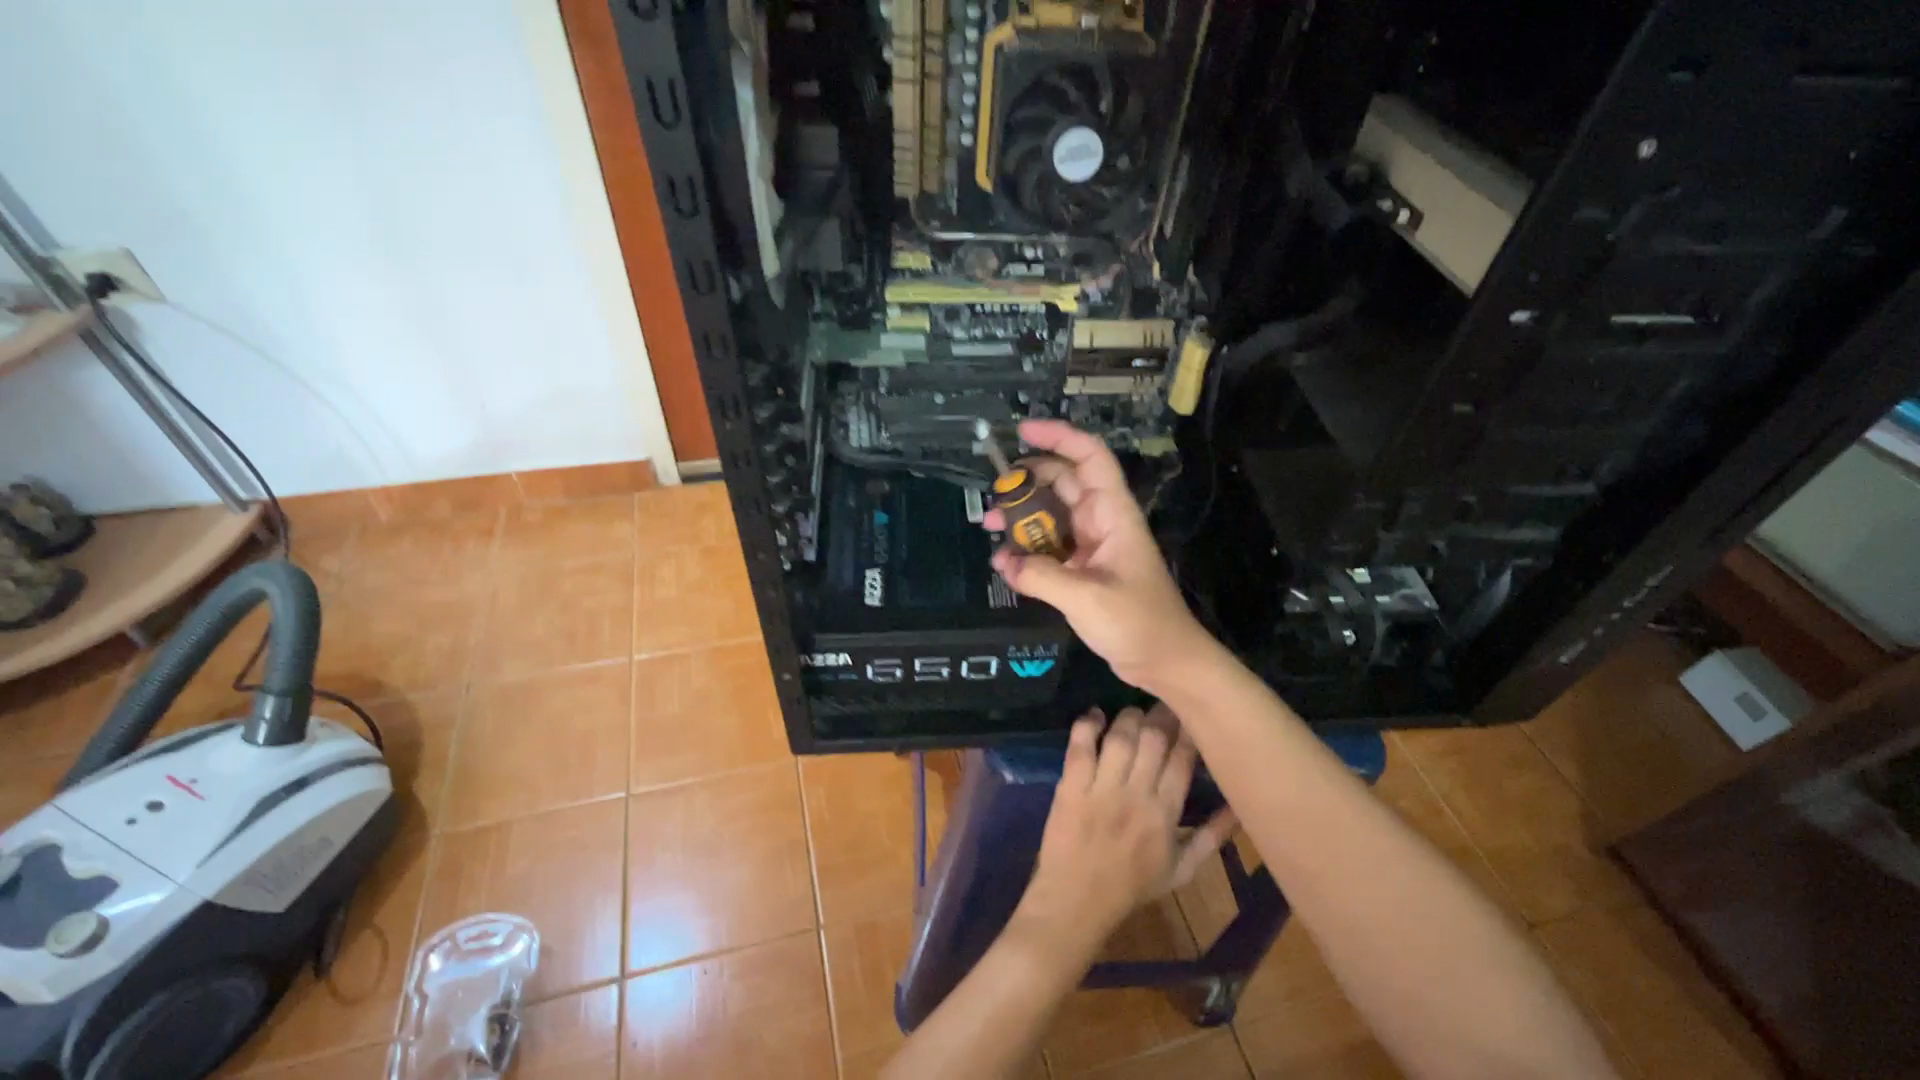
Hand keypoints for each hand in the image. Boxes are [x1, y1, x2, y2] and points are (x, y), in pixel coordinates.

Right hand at [984, 419, 1213, 693]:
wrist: (1165, 661)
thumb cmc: (1138, 622)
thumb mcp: (1086, 597)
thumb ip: (1041, 576)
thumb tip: (1003, 562)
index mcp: (1113, 514)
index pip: (1089, 457)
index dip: (1059, 437)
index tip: (1021, 432)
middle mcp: (1101, 522)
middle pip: (1063, 482)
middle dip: (1027, 480)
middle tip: (994, 491)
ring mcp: (1092, 547)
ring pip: (1052, 516)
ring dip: (1021, 516)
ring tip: (989, 525)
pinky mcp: (1083, 571)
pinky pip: (1049, 549)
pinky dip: (1026, 550)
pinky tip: (1004, 561)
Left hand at [1012, 705, 1237, 957]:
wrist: (1077, 903)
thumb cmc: (1132, 888)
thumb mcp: (1181, 871)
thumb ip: (1211, 838)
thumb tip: (1239, 809)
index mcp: (1166, 814)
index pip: (1183, 760)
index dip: (1187, 730)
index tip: (1189, 713)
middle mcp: (1137, 796)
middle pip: (1154, 740)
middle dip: (1160, 714)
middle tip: (1162, 702)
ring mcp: (1101, 790)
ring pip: (1121, 738)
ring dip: (1128, 717)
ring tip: (1133, 712)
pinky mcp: (1070, 788)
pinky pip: (1080, 748)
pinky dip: (1088, 725)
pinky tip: (1095, 716)